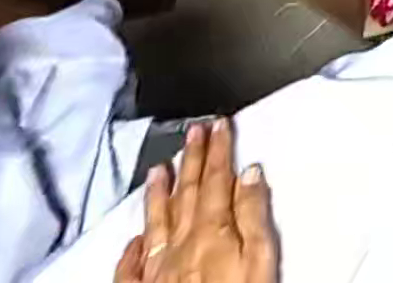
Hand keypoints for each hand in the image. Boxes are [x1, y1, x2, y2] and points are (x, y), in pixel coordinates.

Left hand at [114, 118, 277, 282]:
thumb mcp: (261, 255)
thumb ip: (254, 213)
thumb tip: (250, 172)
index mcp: (211, 233)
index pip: (214, 181)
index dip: (218, 151)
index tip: (218, 125)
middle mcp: (178, 248)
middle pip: (186, 196)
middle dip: (192, 161)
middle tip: (193, 132)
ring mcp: (155, 275)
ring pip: (156, 225)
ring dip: (159, 195)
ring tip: (159, 169)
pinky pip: (131, 271)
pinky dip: (133, 249)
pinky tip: (133, 238)